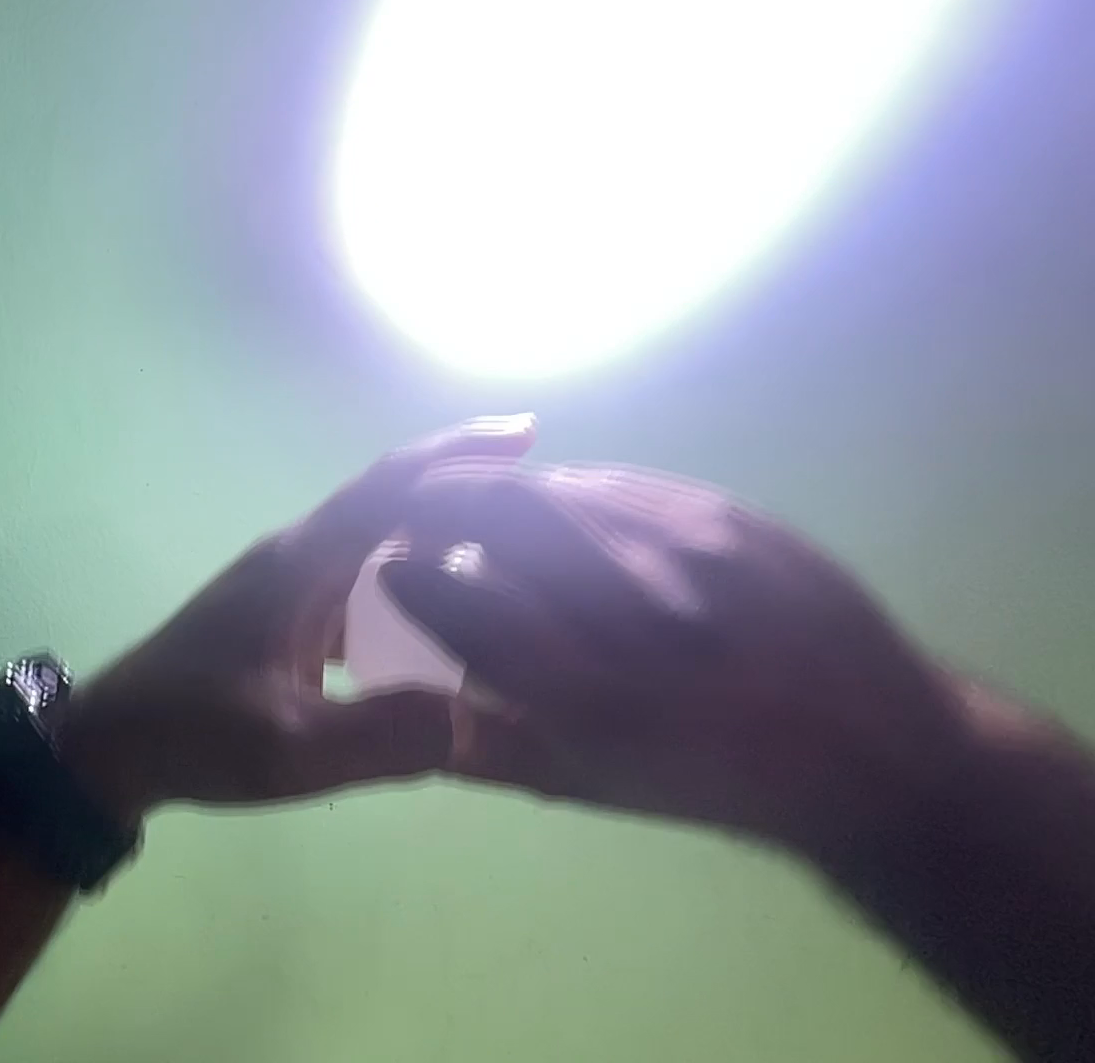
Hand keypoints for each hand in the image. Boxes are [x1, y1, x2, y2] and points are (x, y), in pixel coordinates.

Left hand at [49, 415, 537, 822]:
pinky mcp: (276, 616)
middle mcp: (293, 559)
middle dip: (458, 496)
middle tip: (543, 515)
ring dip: (430, 547)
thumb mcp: (290, 750)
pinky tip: (434, 633)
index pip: (388, 488)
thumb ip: (383, 738)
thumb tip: (477, 715)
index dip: (457, 456)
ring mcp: (282, 586)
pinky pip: (353, 589)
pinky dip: (399, 594)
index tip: (526, 436)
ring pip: (370, 548)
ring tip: (506, 571)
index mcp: (298, 566)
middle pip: (386, 505)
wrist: (114, 742)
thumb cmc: (192, 735)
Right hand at [383, 461, 972, 851]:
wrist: (879, 752)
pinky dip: (557, 493)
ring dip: (492, 489)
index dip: (410, 575)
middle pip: (506, 512)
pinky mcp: (730, 516)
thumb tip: (399, 696)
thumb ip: (479, 741)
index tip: (387, 568)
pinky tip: (551, 515)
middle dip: (436, 501)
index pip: (468, 605)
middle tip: (412, 516)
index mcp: (598, 700)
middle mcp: (643, 613)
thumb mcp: (580, 783)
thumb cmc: (705, 781)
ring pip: (554, 486)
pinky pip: (610, 482)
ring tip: (473, 510)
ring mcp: (695, 551)